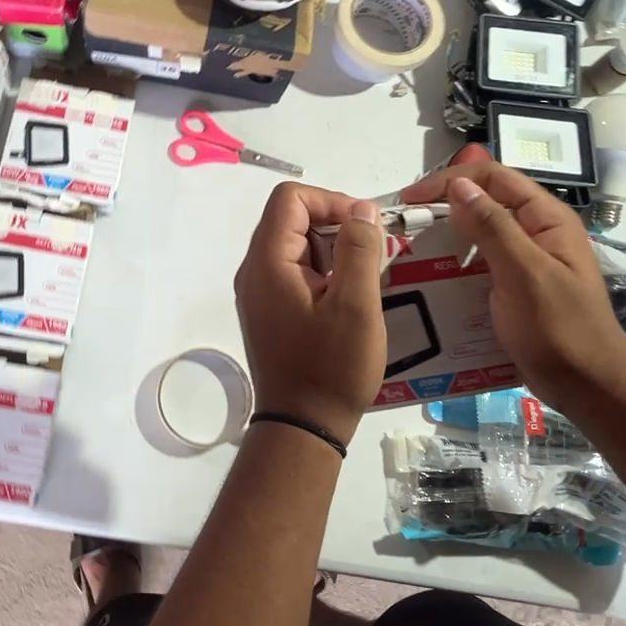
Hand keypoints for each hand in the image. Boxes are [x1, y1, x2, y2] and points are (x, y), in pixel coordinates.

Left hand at [233, 183, 387, 444]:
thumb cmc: (331, 366)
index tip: (365, 226)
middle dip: (335, 226)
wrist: (303, 426)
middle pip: (290, 219)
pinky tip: (348, 301)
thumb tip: (361, 210)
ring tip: (365, 280)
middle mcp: (254, 270)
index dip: (331, 201)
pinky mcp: (268, 312)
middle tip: (372, 254)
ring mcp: (258, 293)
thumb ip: (359, 249)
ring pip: (295, 247)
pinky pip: (293, 273)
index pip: (290, 199)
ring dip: (332, 252)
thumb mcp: (355, 305)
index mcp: (267, 261)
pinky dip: (323, 274)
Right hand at [401, 145, 625, 409]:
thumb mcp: (524, 273)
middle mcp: (536, 233)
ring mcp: (525, 261)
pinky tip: (430, 278)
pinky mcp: (513, 287)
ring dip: (445, 236)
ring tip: (411, 248)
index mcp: (547, 220)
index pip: (494, 178)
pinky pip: (478, 264)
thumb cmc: (560, 328)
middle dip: (443, 206)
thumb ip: (492, 227)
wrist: (588, 387)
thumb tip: (458, 185)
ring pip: (478, 234)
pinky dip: (453, 264)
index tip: (411, 199)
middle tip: (405, 224)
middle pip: (484, 202)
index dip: (449, 180)